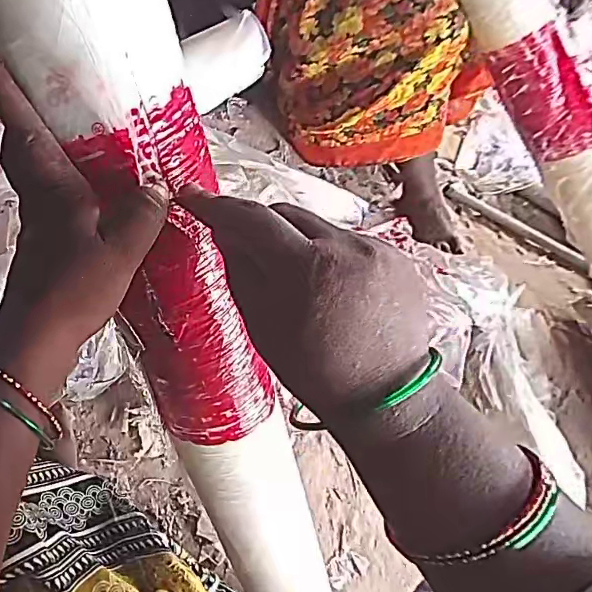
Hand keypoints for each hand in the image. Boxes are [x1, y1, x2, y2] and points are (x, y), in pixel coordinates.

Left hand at [0, 52, 168, 390]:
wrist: (35, 337)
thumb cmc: (72, 291)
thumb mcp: (119, 252)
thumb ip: (140, 215)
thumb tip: (155, 188)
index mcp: (53, 190)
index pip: (25, 129)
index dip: (6, 91)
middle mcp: (38, 199)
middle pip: (20, 145)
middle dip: (18, 112)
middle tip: (29, 86)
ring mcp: (36, 222)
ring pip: (30, 170)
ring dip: (36, 142)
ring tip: (63, 127)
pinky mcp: (41, 243)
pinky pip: (47, 195)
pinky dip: (56, 177)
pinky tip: (83, 187)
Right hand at [178, 189, 431, 421]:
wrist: (383, 395)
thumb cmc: (316, 369)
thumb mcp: (261, 324)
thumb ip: (241, 270)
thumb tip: (225, 233)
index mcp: (306, 266)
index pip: (252, 218)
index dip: (217, 205)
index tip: (192, 196)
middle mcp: (347, 246)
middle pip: (285, 213)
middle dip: (259, 225)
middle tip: (240, 244)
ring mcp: (378, 249)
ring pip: (318, 226)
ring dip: (296, 241)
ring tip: (292, 278)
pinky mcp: (398, 256)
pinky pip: (349, 241)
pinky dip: (329, 253)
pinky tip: (327, 286)